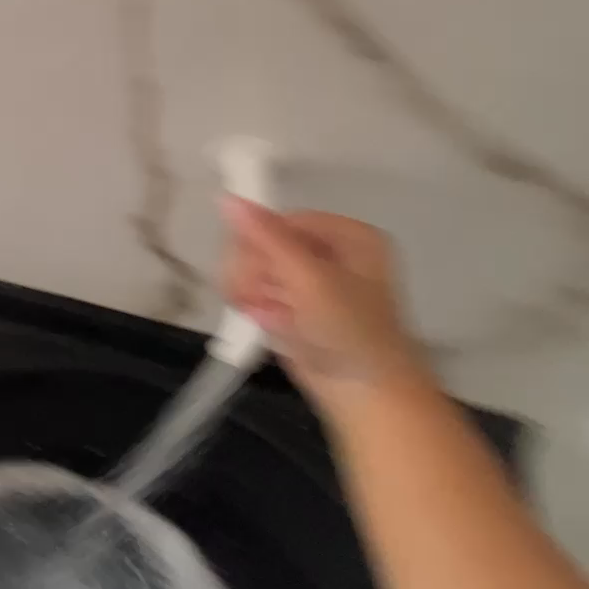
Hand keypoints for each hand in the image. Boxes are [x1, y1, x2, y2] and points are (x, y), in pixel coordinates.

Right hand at [221, 197, 432, 408]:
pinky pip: (250, 289)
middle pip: (257, 244)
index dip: (258, 246)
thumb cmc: (347, 330)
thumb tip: (227, 198)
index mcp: (345, 236)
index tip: (260, 274)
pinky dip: (252, 307)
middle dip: (252, 275)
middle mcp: (325, 251)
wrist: (361, 390)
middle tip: (266, 301)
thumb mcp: (309, 279)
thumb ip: (266, 237)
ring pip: (247, 268)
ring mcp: (305, 278)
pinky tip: (266, 322)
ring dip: (249, 294)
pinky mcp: (288, 301)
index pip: (275, 221)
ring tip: (269, 317)